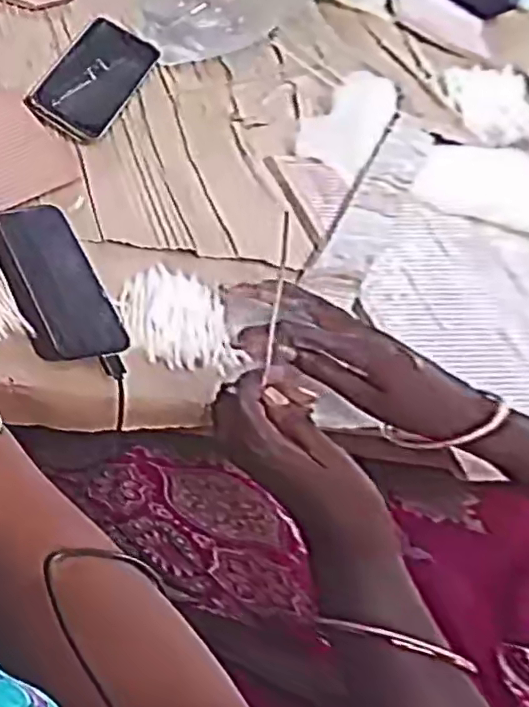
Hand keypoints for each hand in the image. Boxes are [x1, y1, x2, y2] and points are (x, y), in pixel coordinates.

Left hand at [215, 369, 397, 554]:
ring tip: (291, 398)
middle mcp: (234, 443)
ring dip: (250, 398)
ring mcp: (234, 451)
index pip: (239, 395)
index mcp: (255, 440)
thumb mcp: (330, 454)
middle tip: (288, 383)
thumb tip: (273, 393)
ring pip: (227, 410)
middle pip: (226, 399)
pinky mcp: (242, 457)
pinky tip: (283, 416)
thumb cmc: (349, 500)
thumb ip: (294, 420)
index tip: (280, 370)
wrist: (344, 538)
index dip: (256, 378)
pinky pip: (234, 424)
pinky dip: (251, 413)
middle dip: (251, 386)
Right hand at [231, 282, 501, 443]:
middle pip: (308, 303)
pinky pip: (328, 314)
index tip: (242, 344)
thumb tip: (282, 352)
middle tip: (237, 290)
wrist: (469, 416)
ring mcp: (368, 332)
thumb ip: (319, 370)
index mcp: (359, 348)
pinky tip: (289, 311)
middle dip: (268, 292)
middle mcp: (362, 333)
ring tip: (255, 292)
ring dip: (283, 296)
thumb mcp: (363, 397)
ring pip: (317, 304)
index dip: (264, 335)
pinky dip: (301, 306)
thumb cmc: (420, 412)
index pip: (297, 332)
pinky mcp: (370, 336)